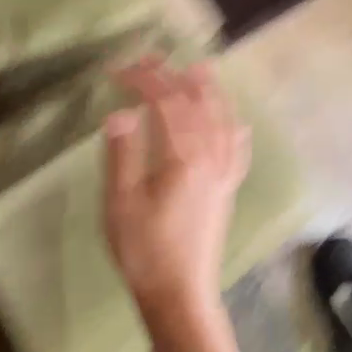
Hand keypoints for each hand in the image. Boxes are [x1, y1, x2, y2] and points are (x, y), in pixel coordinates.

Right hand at [102, 58, 250, 319]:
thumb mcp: (120, 200)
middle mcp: (210, 159)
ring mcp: (222, 176)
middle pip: (197, 106)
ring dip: (208, 93)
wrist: (178, 293)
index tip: (116, 69)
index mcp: (182, 157)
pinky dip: (231, 128)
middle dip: (174, 78)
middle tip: (152, 58)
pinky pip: (235, 150)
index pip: (165, 104)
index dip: (142, 80)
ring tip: (198, 71)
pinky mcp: (225, 191)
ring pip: (222, 122)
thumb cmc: (142, 248)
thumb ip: (122, 154)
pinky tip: (233, 123)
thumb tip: (119, 113)